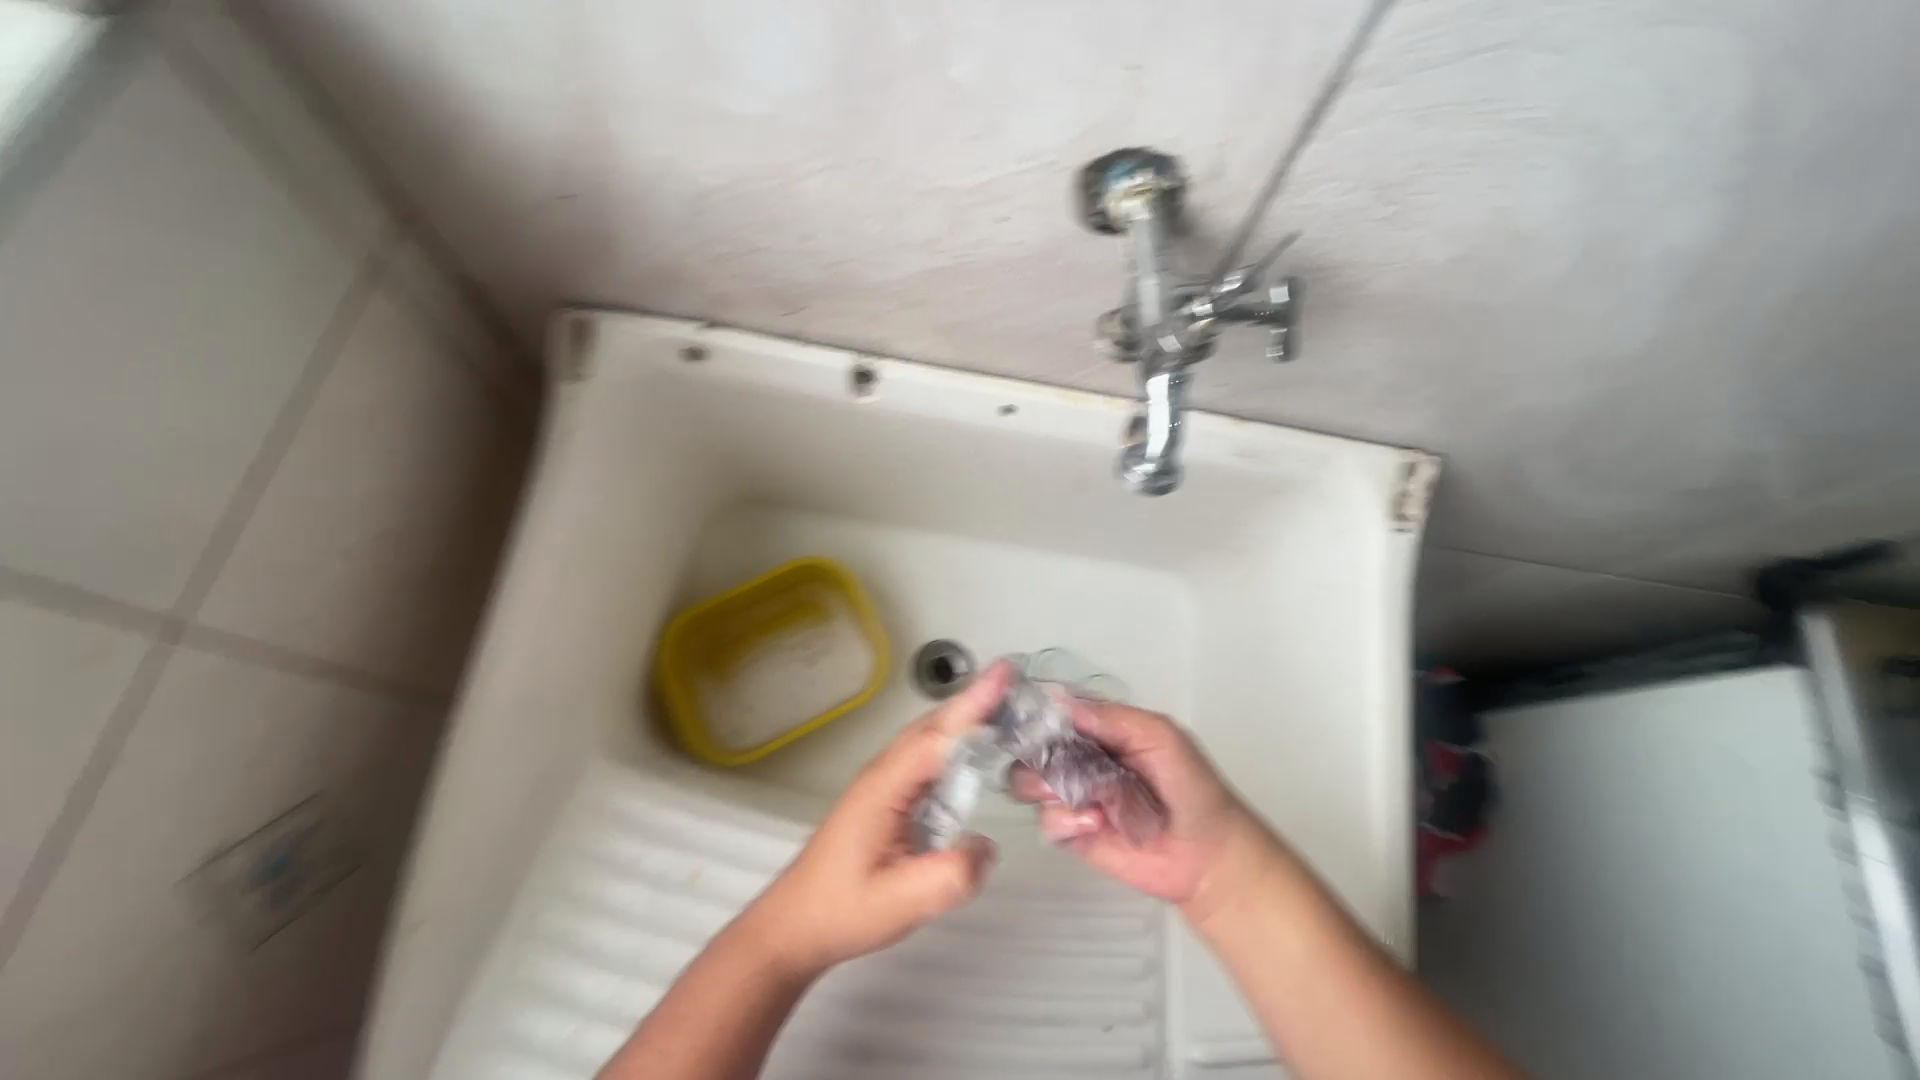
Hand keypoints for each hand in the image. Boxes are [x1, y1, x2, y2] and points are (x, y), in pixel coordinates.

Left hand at [738, 662, 1011, 978]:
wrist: (794, 926)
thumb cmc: (841, 911)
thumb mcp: (900, 903)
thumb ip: (950, 876)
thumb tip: (987, 846)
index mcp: (884, 789)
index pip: (935, 738)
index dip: (971, 707)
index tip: (1002, 676)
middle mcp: (883, 775)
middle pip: (932, 727)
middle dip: (972, 700)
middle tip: (1012, 678)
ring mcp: (883, 784)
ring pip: (928, 739)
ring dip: (963, 718)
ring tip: (1002, 702)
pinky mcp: (887, 799)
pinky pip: (926, 759)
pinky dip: (953, 743)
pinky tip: (973, 749)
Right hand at [1011, 701, 1268, 917]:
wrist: (1207, 852)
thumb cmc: (1190, 785)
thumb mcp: (1161, 736)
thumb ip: (1113, 718)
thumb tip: (1060, 701)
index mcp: (1097, 728)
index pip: (1052, 710)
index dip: (1034, 710)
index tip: (1029, 716)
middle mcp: (1076, 757)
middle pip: (1028, 746)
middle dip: (1034, 754)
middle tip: (1058, 765)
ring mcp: (1071, 795)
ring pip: (1026, 782)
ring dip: (1046, 787)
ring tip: (1083, 798)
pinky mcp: (1071, 832)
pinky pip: (1045, 822)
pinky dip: (1066, 821)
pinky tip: (1096, 824)